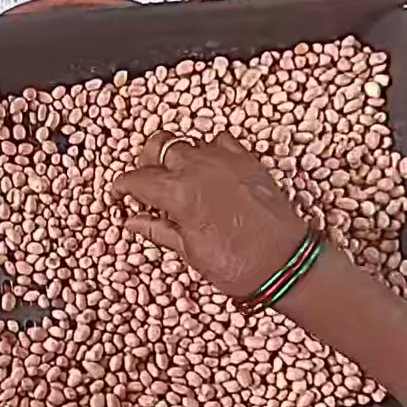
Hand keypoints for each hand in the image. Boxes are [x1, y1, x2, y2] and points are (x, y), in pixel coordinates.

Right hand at [111, 130, 309, 297]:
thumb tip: (133, 221)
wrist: (286, 264)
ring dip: (176, 157)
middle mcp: (200, 169)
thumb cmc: (239, 265)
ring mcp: (227, 161)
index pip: (138, 178)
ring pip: (188, 143)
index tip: (119, 193)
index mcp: (179, 194)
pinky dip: (208, 152)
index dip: (123, 186)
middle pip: (159, 146)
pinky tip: (207, 172)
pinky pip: (220, 142)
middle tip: (145, 183)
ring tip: (175, 180)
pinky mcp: (248, 162)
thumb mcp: (189, 251)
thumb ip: (158, 229)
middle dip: (147, 162)